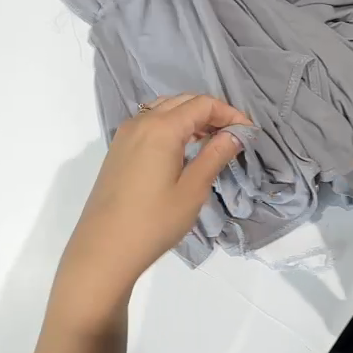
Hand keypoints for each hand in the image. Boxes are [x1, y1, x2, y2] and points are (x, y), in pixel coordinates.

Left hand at [54, 94, 250, 315]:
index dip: (229, 113)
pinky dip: (172, 127)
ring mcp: (125, 135)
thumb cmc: (153, 222)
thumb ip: (215, 156)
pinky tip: (184, 150)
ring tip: (212, 141)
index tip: (248, 133)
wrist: (104, 251)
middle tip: (233, 135)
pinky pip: (150, 124)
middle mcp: (141, 122)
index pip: (202, 104)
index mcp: (161, 128)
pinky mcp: (118, 150)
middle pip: (183, 101)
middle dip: (211, 113)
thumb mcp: (192, 190)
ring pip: (164, 110)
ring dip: (191, 118)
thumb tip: (235, 134)